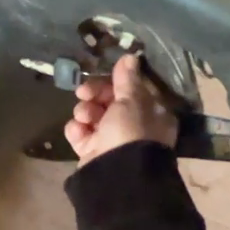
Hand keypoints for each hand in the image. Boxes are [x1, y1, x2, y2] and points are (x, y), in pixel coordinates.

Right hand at [63, 55, 179, 165]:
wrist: (117, 173)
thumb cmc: (131, 132)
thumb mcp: (132, 101)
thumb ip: (127, 79)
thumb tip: (130, 56)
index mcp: (152, 114)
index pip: (133, 90)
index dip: (117, 81)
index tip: (104, 74)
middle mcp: (134, 126)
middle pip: (109, 100)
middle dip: (94, 94)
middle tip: (83, 92)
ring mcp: (112, 140)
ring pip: (92, 115)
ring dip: (84, 111)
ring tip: (84, 117)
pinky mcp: (93, 151)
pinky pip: (81, 133)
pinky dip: (77, 130)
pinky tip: (78, 131)